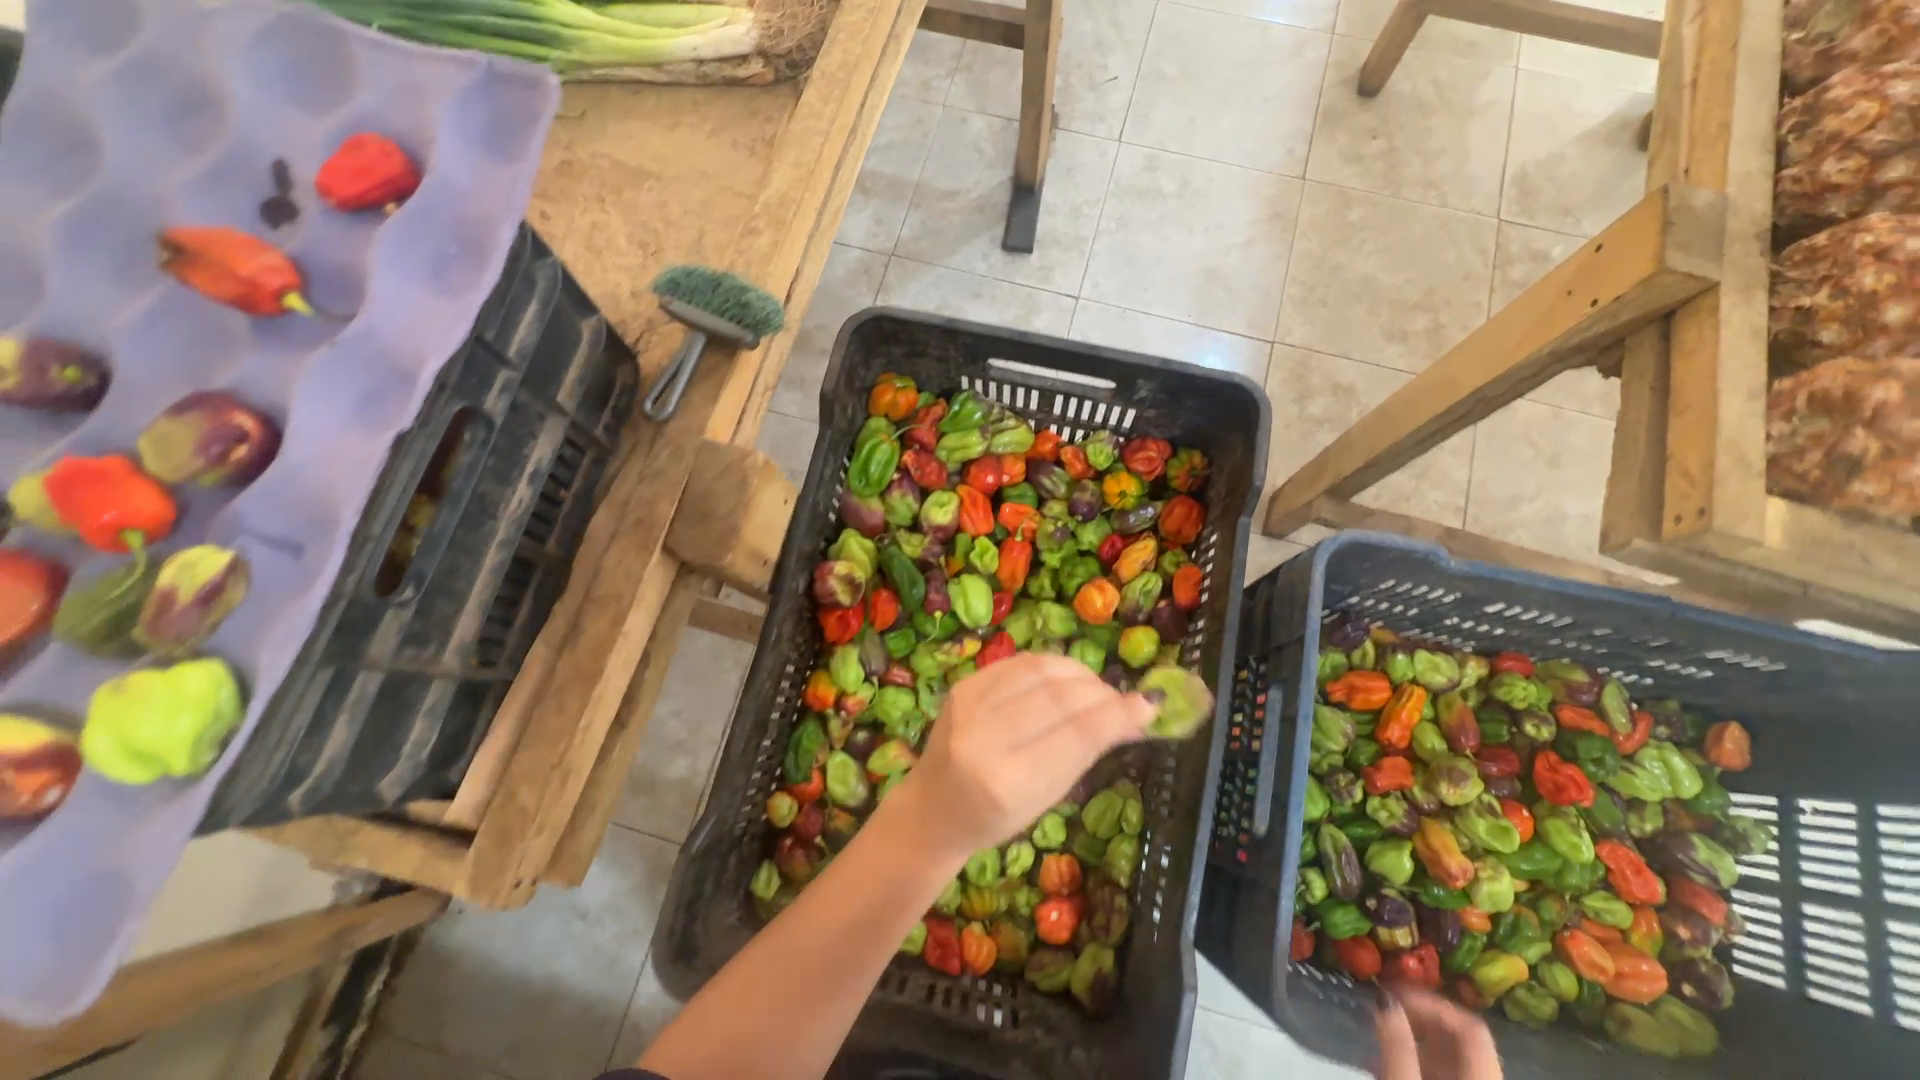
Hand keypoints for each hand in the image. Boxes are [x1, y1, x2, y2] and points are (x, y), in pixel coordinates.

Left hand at [894, 654, 1152, 858]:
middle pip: (1060, 698)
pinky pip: (1017, 663)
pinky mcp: (962, 686)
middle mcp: (983, 740)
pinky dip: (1051, 666)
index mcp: (1009, 783)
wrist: (933, 809)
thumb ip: (1084, 753)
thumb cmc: (995, 817)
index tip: (1149, 706)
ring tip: (1098, 690)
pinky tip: (1067, 677)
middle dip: (1102, 693)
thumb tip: (1136, 716)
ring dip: (1080, 675)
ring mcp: (967, 707)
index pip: (1076, 736)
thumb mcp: (1046, 798)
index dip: (1118, 715)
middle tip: (1124, 701)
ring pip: (1040, 671)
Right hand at [1375, 987, 1502, 1079]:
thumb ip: (1397, 1046)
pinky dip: (1420, 1054)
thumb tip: (1383, 996)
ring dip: (1419, 1032)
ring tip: (1385, 1026)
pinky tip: (1391, 1055)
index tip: (1395, 992)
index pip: (1471, 1026)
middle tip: (1387, 1003)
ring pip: (1453, 1051)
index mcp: (1483, 1075)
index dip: (1434, 1003)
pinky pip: (1446, 1067)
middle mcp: (1487, 1076)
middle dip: (1423, 1013)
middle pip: (1463, 1035)